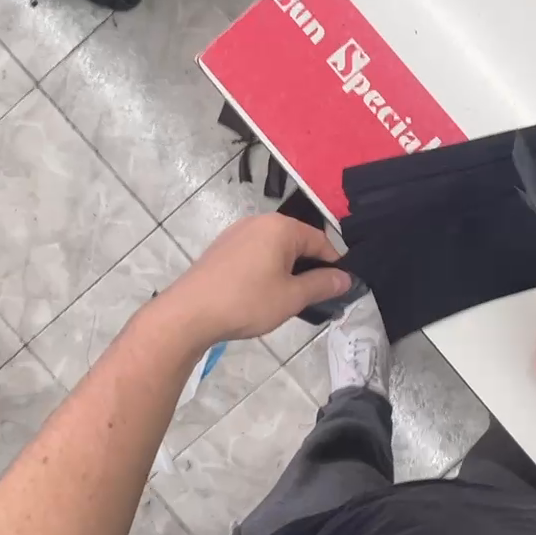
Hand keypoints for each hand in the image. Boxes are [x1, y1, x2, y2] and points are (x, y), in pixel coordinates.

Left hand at [155, 215, 355, 346]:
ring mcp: (237, 233)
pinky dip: (266, 270)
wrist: (189, 313)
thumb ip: (322, 285)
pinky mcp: (222, 248)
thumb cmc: (246, 302)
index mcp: (281, 227)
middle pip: (297, 242)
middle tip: (314, 298)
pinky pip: (255, 254)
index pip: (321, 241)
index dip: (334, 266)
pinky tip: (261, 294)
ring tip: (288, 300)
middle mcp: (259, 222)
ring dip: (287, 271)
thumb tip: (345, 278)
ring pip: (275, 249)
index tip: (339, 290)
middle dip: (309, 268)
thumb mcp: (291, 297)